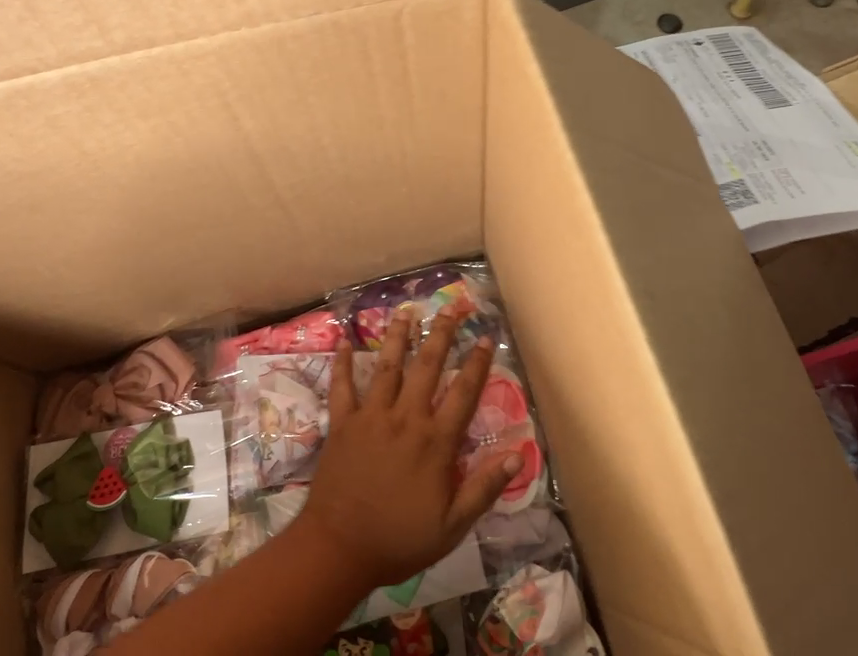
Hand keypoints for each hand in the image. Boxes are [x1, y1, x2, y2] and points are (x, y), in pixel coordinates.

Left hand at [294, 304, 518, 588]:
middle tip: (453, 307)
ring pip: (388, 367)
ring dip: (398, 337)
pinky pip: (342, 388)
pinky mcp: (342, 425)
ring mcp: (371, 418)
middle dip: (442, 333)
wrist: (338, 549)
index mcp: (435, 442)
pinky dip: (343, 364)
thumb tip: (519, 455)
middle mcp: (405, 419)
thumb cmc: (399, 540)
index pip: (463, 393)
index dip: (477, 364)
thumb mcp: (452, 525)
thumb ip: (485, 488)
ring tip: (406, 312)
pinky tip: (345, 343)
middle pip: (427, 367)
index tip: (485, 338)